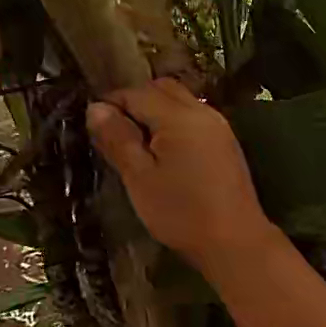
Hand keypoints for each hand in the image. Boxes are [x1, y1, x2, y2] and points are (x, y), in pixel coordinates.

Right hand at [87, 78, 275, 263]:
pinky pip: (195, 117)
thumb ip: (119, 139)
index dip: (111, 102)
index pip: (138, 92)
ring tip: (135, 143)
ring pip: (181, 100)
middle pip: (163, 89)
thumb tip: (96, 107)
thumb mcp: (139, 177)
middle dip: (135, 100)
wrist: (233, 237)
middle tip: (113, 132)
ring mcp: (219, 125)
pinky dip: (174, 122)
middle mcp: (203, 112)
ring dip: (156, 110)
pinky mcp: (226, 141)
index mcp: (180, 116)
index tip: (92, 124)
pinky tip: (162, 150)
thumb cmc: (180, 211)